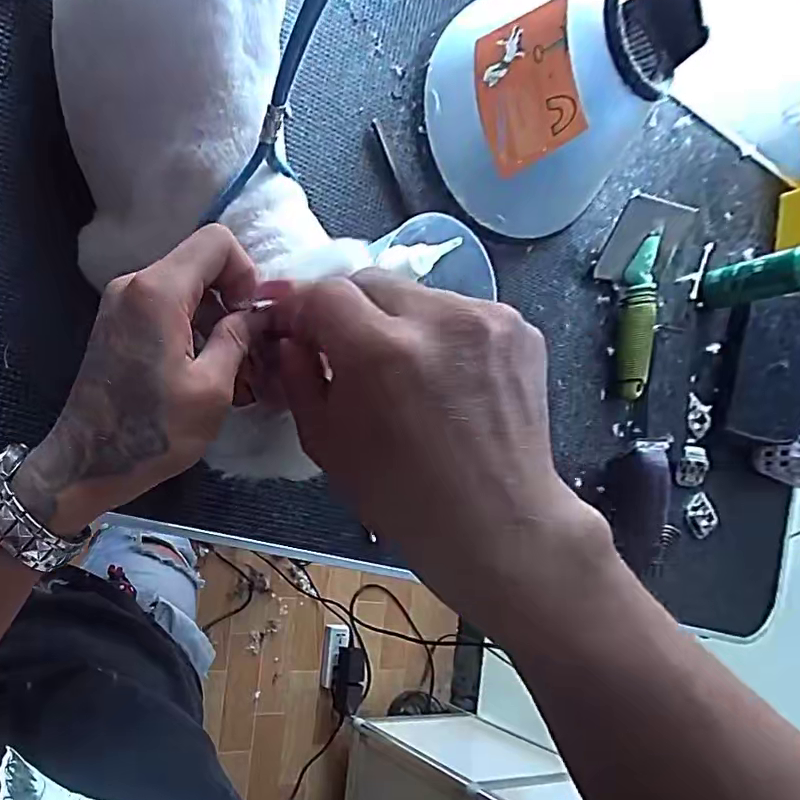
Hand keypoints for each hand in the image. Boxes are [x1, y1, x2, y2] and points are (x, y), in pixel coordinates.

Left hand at [15, 225, 266, 535]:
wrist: (86, 463)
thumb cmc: (151, 432)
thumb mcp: (211, 389)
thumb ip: (237, 338)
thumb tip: (253, 314)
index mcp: (157, 291)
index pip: (216, 241)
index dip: (246, 272)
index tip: (251, 317)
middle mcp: (132, 285)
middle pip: (198, 263)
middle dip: (230, 297)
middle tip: (246, 346)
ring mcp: (117, 305)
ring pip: (180, 287)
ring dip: (210, 316)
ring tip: (228, 365)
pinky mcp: (112, 327)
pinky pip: (159, 308)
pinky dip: (186, 326)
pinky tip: (198, 368)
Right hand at [267, 271, 612, 628]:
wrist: (491, 519)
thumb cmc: (395, 493)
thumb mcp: (324, 441)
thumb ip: (299, 378)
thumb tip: (291, 339)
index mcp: (381, 352)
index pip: (324, 293)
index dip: (295, 302)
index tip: (282, 317)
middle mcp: (437, 319)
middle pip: (367, 281)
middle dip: (339, 307)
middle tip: (330, 344)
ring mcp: (485, 318)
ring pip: (412, 293)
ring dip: (386, 318)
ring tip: (387, 363)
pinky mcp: (517, 327)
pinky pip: (452, 310)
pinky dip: (428, 330)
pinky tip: (430, 371)